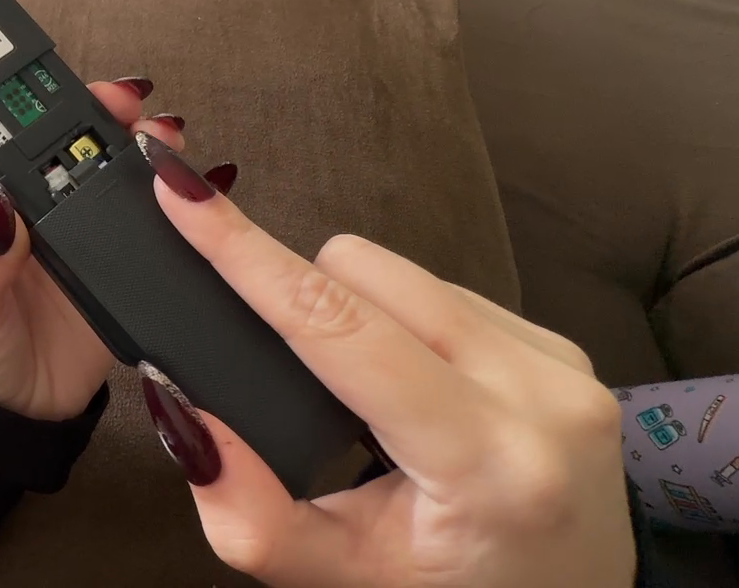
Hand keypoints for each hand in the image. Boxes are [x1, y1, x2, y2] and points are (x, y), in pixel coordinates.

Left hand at [0, 80, 185, 421]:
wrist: (5, 414)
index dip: (27, 104)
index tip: (61, 90)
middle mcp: (28, 205)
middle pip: (62, 143)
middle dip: (96, 116)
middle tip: (128, 104)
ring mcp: (72, 235)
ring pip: (107, 176)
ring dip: (136, 152)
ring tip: (164, 138)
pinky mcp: (109, 268)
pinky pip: (142, 229)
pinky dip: (169, 208)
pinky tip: (195, 190)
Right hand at [147, 174, 635, 587]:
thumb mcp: (330, 576)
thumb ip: (245, 512)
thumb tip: (178, 405)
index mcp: (482, 459)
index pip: (330, 321)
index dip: (241, 248)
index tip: (179, 189)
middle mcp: (537, 393)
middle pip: (356, 270)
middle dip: (299, 295)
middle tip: (294, 370)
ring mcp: (560, 363)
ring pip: (390, 266)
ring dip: (346, 300)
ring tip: (353, 376)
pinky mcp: (560, 344)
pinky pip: (432, 280)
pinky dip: (392, 310)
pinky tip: (402, 369)